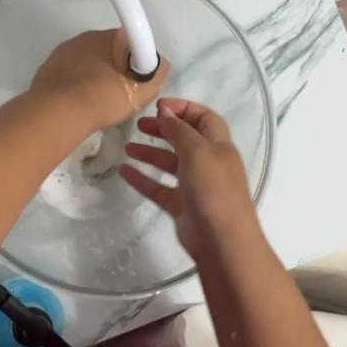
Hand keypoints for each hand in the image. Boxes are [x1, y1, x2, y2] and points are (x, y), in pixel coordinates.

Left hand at [29, 30, 169, 132]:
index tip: (133, 80)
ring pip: (84, 62)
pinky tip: (75, 102)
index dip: (134, 61)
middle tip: (115, 93)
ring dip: (90, 75)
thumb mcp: (144, 90)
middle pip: (106, 51)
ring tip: (93, 101)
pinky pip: (67, 73)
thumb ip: (157, 73)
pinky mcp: (47, 66)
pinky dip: (72, 84)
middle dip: (112, 68)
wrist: (60, 112)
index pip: (130, 42)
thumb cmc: (105, 98)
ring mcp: (64, 50)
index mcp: (111, 36)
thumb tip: (158, 64)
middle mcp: (86, 36)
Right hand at [119, 98, 259, 259]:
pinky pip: (159, 187)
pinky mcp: (181, 206)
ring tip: (127, 147)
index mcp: (219, 145)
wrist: (221, 240)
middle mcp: (208, 162)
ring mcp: (194, 185)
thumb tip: (164, 112)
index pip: (203, 118)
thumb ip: (179, 130)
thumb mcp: (197, 151)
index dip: (183, 108)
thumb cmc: (213, 189)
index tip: (158, 106)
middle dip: (163, 129)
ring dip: (150, 153)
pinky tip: (125, 172)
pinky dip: (143, 178)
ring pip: (169, 163)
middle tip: (139, 125)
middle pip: (184, 139)